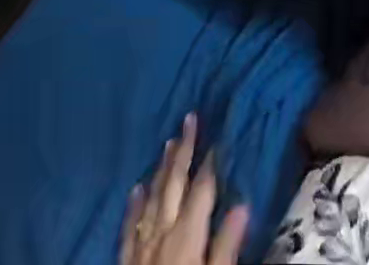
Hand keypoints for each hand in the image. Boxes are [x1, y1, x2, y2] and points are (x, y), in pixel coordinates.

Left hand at [120, 112, 249, 264]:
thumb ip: (226, 246)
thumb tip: (242, 204)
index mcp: (187, 236)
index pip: (202, 190)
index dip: (210, 161)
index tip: (219, 133)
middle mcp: (162, 233)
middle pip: (174, 185)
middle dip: (183, 151)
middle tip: (189, 118)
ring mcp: (141, 247)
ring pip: (152, 198)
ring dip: (161, 169)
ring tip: (168, 141)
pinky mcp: (126, 263)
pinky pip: (128, 228)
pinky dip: (133, 205)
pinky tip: (136, 188)